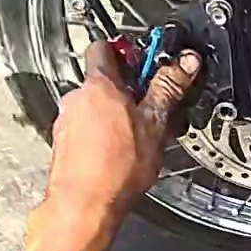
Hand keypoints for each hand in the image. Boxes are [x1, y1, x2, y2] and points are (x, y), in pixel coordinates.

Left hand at [46, 40, 199, 218]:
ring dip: (118, 114)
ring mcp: (68, 122)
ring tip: (141, 136)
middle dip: (130, 90)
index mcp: (99, 84)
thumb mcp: (155, 123)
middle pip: (104, 80)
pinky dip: (105, 134)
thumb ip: (168, 88)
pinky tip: (122, 153)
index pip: (106, 46)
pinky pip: (88, 128)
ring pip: (97, 106)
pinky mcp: (66, 144)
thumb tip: (184, 63)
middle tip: (154, 106)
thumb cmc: (116, 167)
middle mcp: (77, 98)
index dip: (128, 51)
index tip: (148, 63)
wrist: (85, 204)